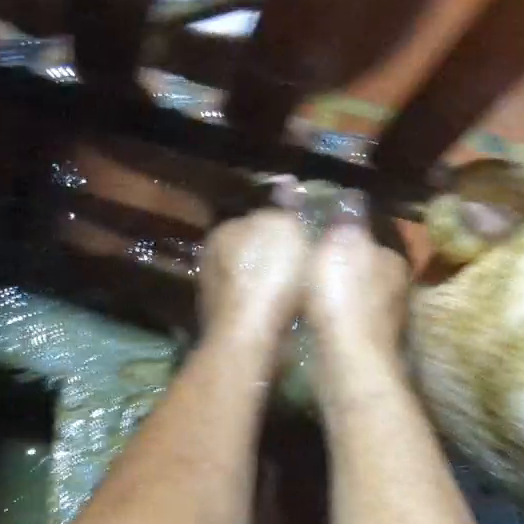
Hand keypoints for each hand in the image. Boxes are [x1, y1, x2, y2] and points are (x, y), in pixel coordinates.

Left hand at [198, 208, 308, 347]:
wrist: (249, 338)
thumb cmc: (267, 277)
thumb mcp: (284, 228)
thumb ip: (284, 209)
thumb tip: (285, 186)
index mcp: (224, 231)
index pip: (258, 218)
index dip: (286, 224)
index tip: (310, 234)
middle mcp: (212, 261)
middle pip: (255, 253)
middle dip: (279, 258)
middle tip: (311, 265)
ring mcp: (216, 297)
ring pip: (256, 284)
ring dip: (276, 288)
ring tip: (306, 293)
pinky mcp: (227, 327)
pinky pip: (257, 311)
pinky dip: (272, 312)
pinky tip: (291, 317)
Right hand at [305, 220, 410, 360]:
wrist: (348, 361)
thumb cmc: (343, 296)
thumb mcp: (340, 243)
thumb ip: (347, 219)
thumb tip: (353, 196)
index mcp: (393, 258)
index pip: (371, 237)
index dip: (345, 235)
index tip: (319, 236)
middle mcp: (397, 288)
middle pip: (365, 269)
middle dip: (342, 269)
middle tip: (308, 267)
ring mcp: (386, 322)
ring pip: (358, 300)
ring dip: (338, 298)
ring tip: (307, 296)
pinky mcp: (370, 348)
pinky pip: (349, 326)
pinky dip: (334, 323)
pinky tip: (315, 324)